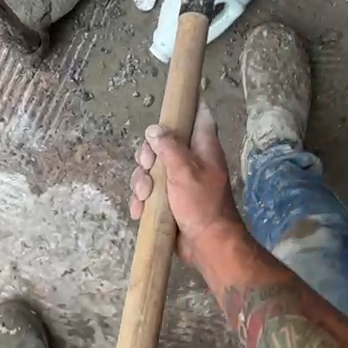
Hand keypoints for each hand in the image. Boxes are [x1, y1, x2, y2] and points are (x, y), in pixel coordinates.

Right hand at [132, 102, 245, 265]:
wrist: (207, 245)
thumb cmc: (202, 204)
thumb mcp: (184, 171)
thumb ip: (169, 147)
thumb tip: (154, 130)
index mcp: (203, 147)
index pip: (199, 115)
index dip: (188, 104)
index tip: (172, 103)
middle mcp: (191, 159)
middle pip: (162, 143)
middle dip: (148, 156)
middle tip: (148, 166)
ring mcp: (179, 180)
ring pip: (151, 169)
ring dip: (142, 182)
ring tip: (145, 197)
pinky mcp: (169, 199)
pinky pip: (149, 192)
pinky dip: (142, 200)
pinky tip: (139, 211)